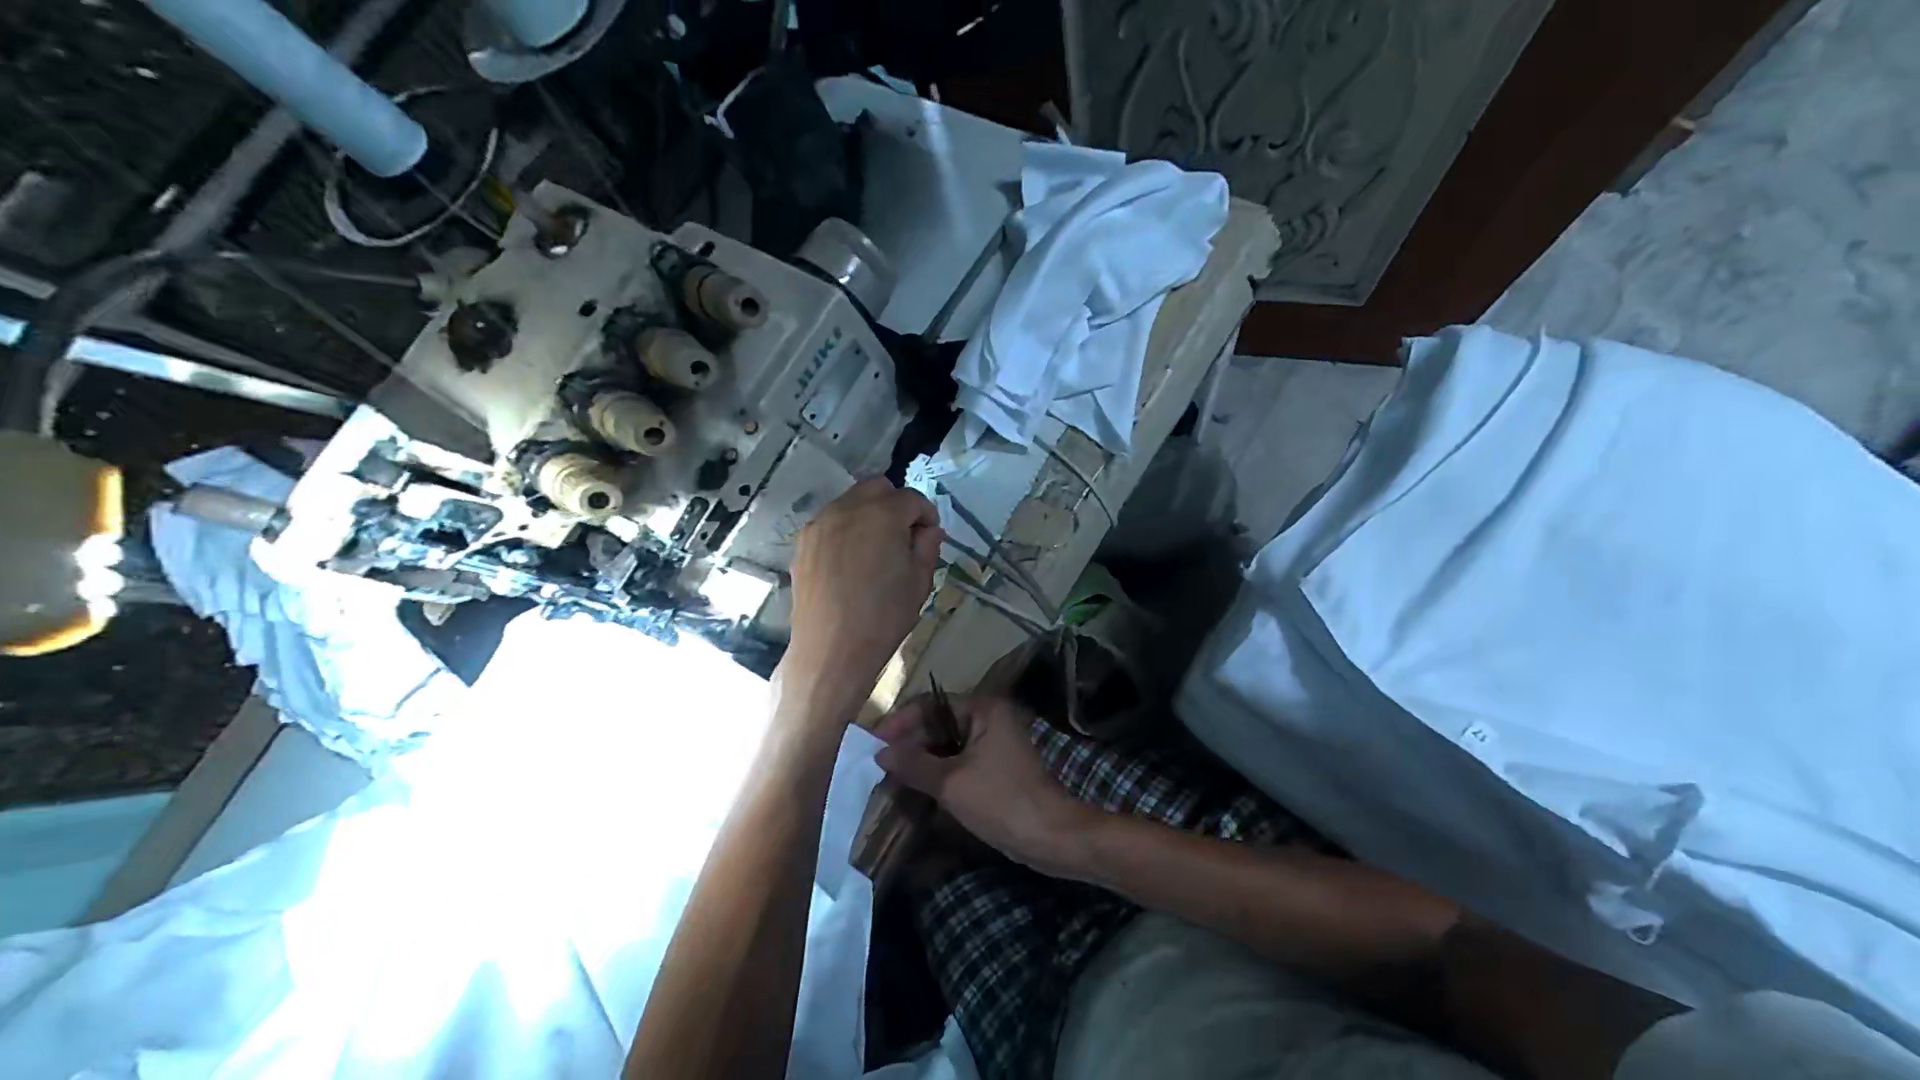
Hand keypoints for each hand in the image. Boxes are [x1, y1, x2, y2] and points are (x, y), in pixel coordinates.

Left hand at [782, 478, 943, 699]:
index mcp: (881, 514)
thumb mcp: (918, 582)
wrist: (831, 650)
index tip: (929, 536)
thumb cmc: (883, 617)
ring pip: (850, 501)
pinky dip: (846, 529)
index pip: (911, 498)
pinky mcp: (803, 542)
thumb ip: (927, 547)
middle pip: (877, 488)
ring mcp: (820, 523)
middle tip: (903, 536)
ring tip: (875, 548)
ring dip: (869, 514)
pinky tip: (851, 560)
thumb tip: (929, 531)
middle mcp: (847, 509)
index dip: (925, 515)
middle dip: (895, 504)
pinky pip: (830, 521)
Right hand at [876, 694, 1099, 875]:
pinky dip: (939, 774)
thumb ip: (913, 764)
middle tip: (879, 767)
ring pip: (947, 745)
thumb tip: (881, 753)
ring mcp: (995, 743)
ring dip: (922, 762)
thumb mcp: (950, 783)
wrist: (1052, 837)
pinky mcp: (997, 767)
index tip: (874, 746)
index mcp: (983, 709)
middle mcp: (990, 718)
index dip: (900, 723)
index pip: (930, 705)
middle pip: (938, 724)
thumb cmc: (1002, 802)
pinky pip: (960, 762)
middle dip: (910, 745)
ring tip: (891, 780)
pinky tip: (918, 791)